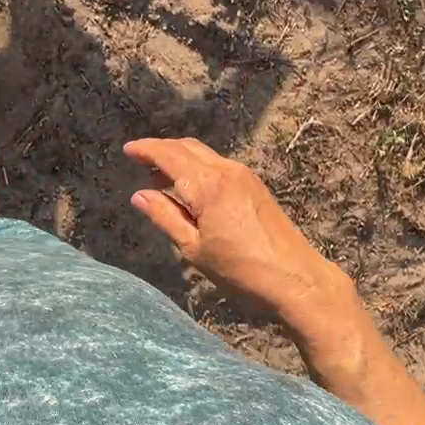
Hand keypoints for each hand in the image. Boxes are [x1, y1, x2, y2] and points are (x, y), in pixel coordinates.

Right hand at [122, 137, 354, 324]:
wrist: (296, 277)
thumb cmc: (241, 269)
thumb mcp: (194, 248)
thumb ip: (165, 217)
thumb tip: (139, 196)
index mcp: (206, 184)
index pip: (168, 155)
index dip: (145, 149)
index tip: (128, 150)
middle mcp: (225, 170)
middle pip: (186, 147)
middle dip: (161, 150)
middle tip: (140, 162)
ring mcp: (243, 175)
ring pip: (203, 153)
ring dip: (180, 158)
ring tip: (160, 178)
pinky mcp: (254, 184)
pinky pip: (217, 164)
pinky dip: (197, 166)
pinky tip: (190, 188)